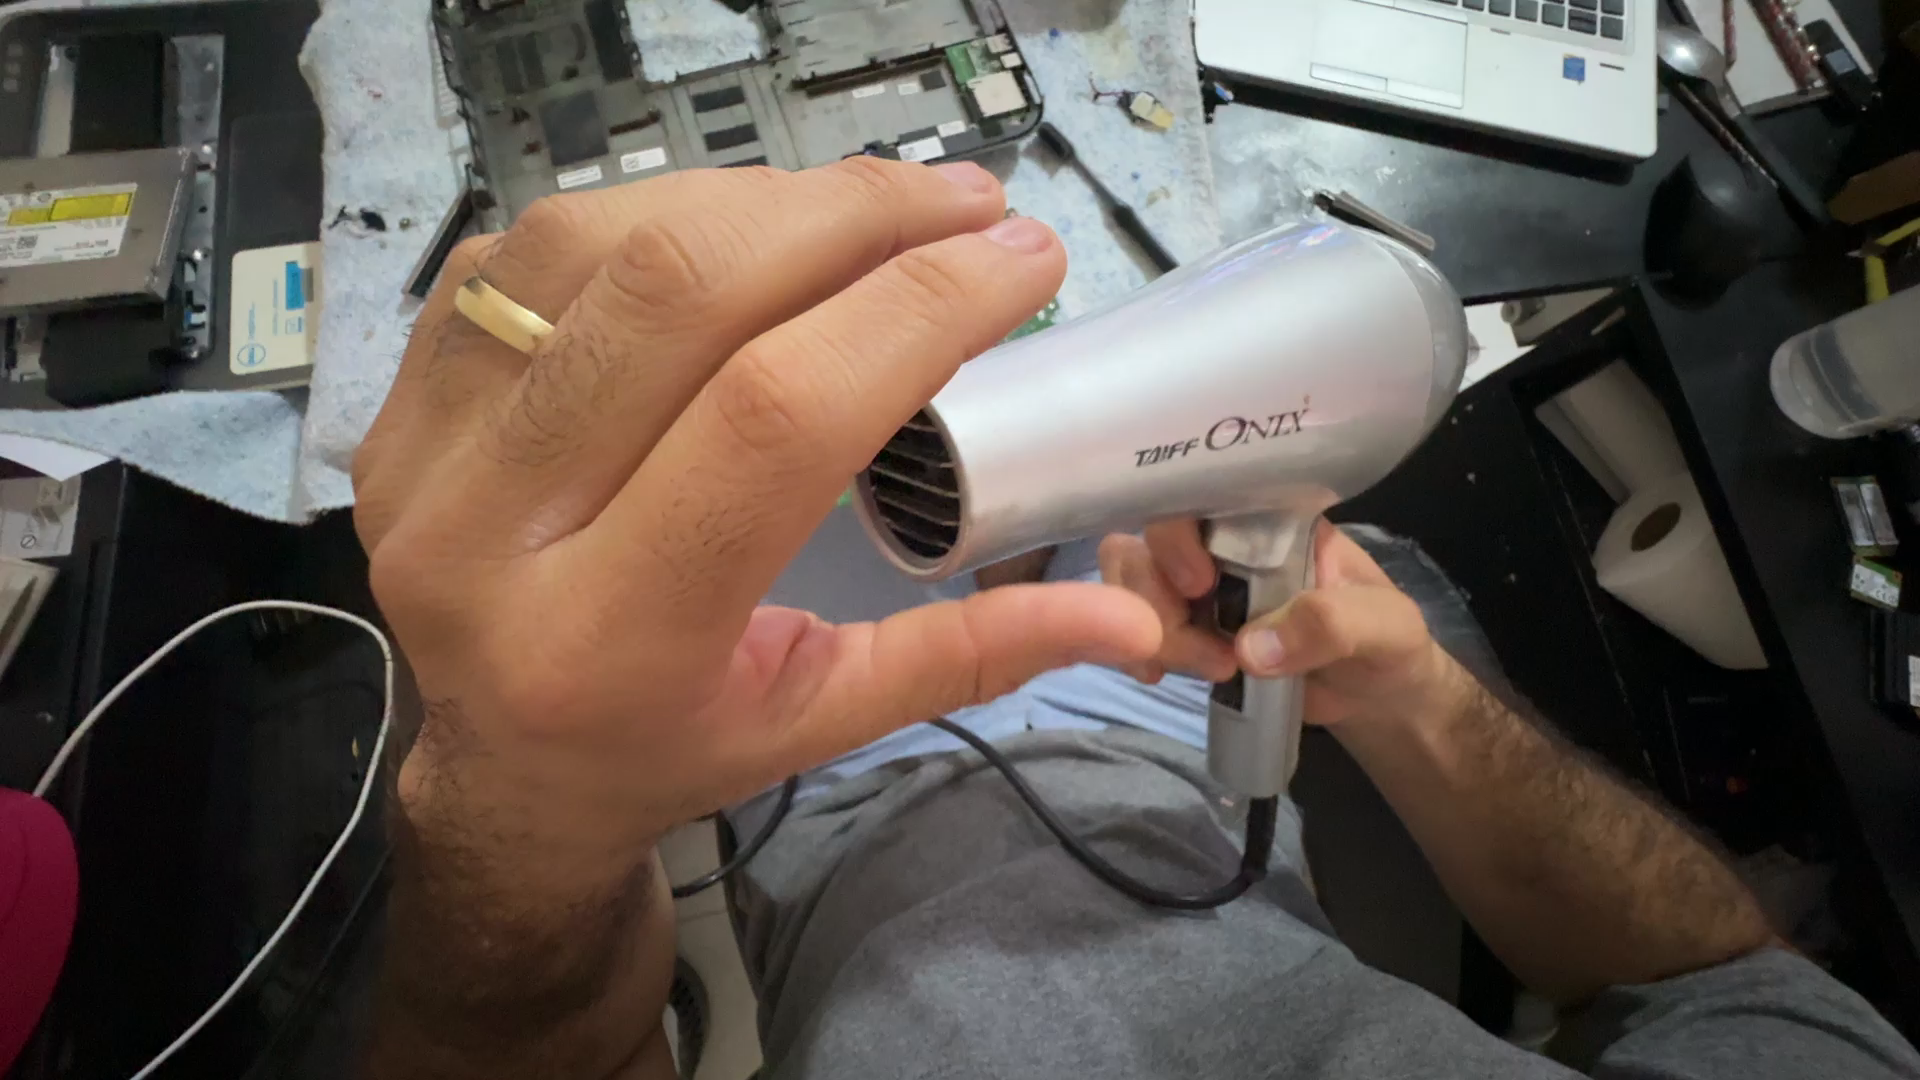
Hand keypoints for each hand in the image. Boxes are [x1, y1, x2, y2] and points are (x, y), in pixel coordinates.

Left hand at [354, 159, 1161, 866]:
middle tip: (961, 201)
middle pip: (685, 298)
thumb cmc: (671, 753)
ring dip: (765, 200)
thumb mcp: (821, 722)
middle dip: (853, 219)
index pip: (779, 421)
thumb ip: (969, 656)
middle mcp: (489, 536)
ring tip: (872, 210)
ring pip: (603, 247)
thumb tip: (1123, 619)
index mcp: (613, 640)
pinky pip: (535, 252)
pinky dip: (666, 213)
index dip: (917, 313)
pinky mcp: (399, 403)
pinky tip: (749, 231)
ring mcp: (421, 456)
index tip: (1022, 261)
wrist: (500, 773)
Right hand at [1097, 519, 1465, 729]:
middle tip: (1212, 658)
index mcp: (1267, 522)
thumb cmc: (1387, 646)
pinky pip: (1134, 627)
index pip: (1197, 500)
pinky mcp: (1183, 629)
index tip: (1198, 586)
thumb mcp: (1383, 627)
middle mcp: (1219, 545)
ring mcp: (1193, 587)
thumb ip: (1330, 624)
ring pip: (1132, 585)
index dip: (1177, 536)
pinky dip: (1137, 652)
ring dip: (1153, 633)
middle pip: (1146, 546)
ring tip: (1210, 672)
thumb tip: (1250, 647)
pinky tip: (1161, 675)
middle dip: (1158, 601)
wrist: (1376, 700)